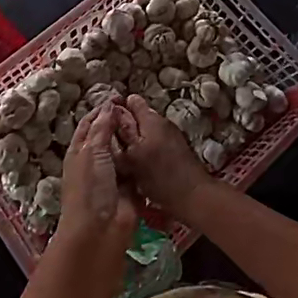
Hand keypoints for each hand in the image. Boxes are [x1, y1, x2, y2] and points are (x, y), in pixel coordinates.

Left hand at [54, 103, 137, 255]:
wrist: (101, 229)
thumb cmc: (90, 187)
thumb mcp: (92, 151)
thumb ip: (102, 127)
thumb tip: (109, 106)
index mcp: (79, 151)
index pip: (89, 124)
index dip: (102, 109)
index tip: (119, 96)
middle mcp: (94, 161)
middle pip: (107, 136)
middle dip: (119, 122)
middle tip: (138, 107)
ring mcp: (112, 174)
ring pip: (123, 150)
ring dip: (132, 138)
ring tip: (149, 121)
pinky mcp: (129, 187)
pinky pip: (135, 166)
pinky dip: (142, 156)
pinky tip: (154, 144)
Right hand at [119, 95, 212, 220]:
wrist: (193, 195)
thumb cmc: (160, 177)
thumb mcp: (134, 156)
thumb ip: (124, 132)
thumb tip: (112, 112)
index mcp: (152, 120)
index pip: (133, 101)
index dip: (117, 107)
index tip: (104, 120)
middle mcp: (163, 123)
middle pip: (139, 116)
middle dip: (125, 125)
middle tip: (110, 141)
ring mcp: (171, 135)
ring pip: (146, 131)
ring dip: (135, 139)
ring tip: (121, 154)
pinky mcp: (176, 149)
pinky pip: (154, 142)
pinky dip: (145, 149)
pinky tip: (137, 164)